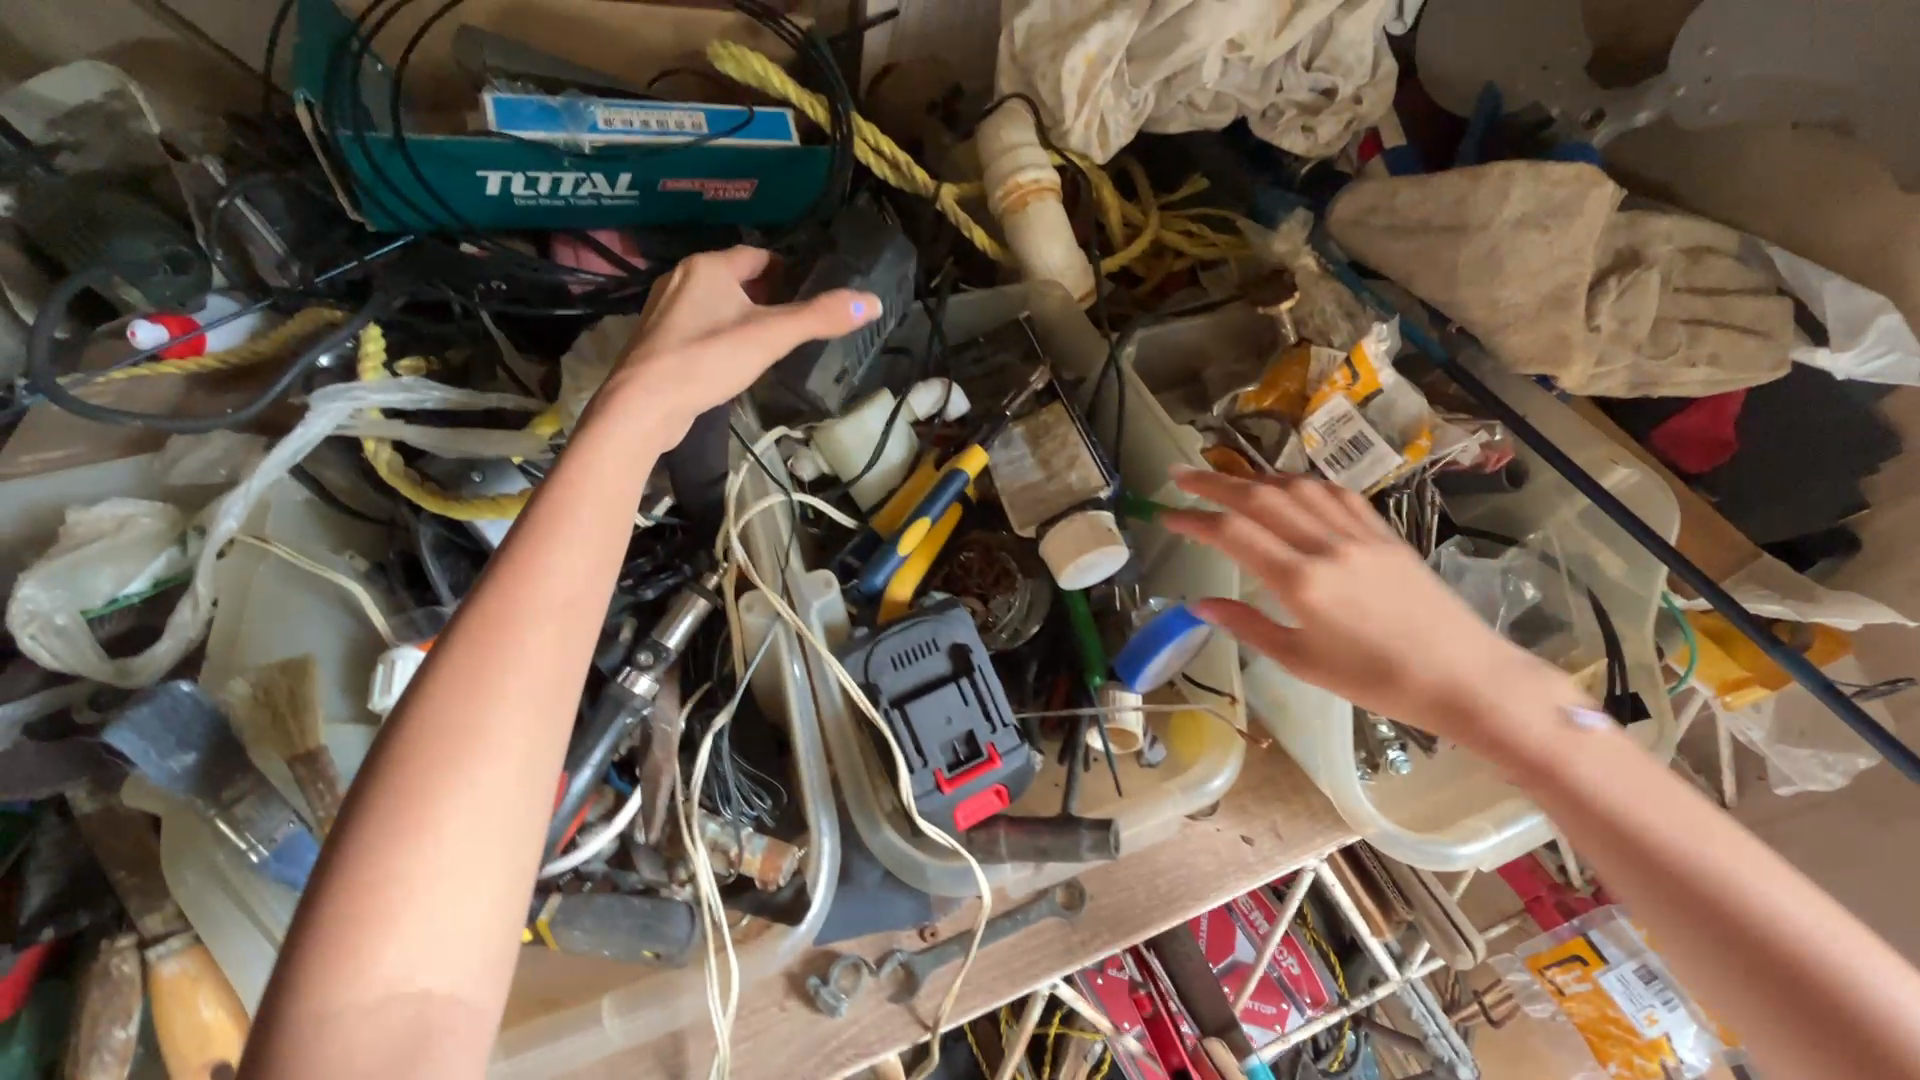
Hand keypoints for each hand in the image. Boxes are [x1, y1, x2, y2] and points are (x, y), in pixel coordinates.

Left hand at [605, 245, 880, 425]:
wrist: (644, 404)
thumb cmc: (708, 359)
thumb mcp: (772, 337)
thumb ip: (821, 318)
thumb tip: (874, 302)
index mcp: (708, 266)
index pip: (759, 256)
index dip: (789, 272)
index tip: (810, 295)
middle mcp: (682, 278)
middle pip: (737, 278)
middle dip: (767, 296)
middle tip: (795, 322)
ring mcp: (665, 310)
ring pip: (716, 304)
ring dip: (742, 317)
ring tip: (769, 343)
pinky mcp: (658, 341)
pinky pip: (699, 328)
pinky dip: (720, 337)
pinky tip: (733, 362)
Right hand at [1161, 468, 1576, 752]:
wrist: (1464, 676)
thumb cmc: (1375, 680)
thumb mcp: (1301, 662)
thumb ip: (1247, 626)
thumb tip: (1199, 605)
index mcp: (1300, 582)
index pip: (1232, 534)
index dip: (1194, 519)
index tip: (1166, 514)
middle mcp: (1326, 545)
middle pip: (1259, 497)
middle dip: (1214, 483)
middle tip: (1180, 476)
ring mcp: (1359, 534)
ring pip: (1297, 488)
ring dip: (1255, 478)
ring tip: (1227, 481)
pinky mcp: (1386, 533)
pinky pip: (1336, 494)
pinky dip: (1302, 484)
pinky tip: (1289, 487)